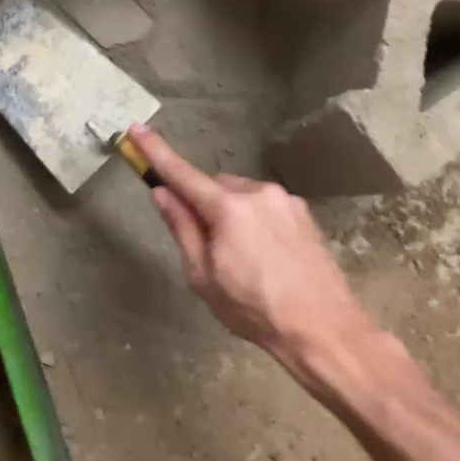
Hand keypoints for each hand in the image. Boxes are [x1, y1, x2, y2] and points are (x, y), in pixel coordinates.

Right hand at [129, 125, 380, 375]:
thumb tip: (162, 192)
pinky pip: (263, 205)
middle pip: (213, 186)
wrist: (324, 330)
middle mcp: (258, 193)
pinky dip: (252, 219)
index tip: (135, 130)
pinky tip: (262, 255)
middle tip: (204, 246)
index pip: (182, 174)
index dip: (156, 151)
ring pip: (239, 195)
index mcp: (229, 208)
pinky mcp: (303, 213)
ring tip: (239, 258)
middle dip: (201, 204)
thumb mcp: (203, 276)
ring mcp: (285, 200)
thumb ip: (181, 228)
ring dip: (228, 213)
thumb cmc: (254, 309)